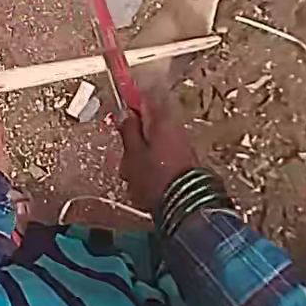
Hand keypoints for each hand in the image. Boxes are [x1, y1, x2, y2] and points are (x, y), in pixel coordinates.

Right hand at [119, 96, 197, 212]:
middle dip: (134, 135)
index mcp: (161, 122)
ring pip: (154, 142)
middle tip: (125, 152)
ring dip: (141, 154)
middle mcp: (175, 130)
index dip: (130, 103)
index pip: (144, 100)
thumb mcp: (132, 153)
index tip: (120, 112)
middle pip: (149, 123)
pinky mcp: (184, 162)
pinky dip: (151, 165)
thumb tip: (126, 115)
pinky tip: (145, 181)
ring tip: (133, 173)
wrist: (185, 206)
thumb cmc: (156, 179)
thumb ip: (128, 130)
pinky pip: (162, 156)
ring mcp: (181, 146)